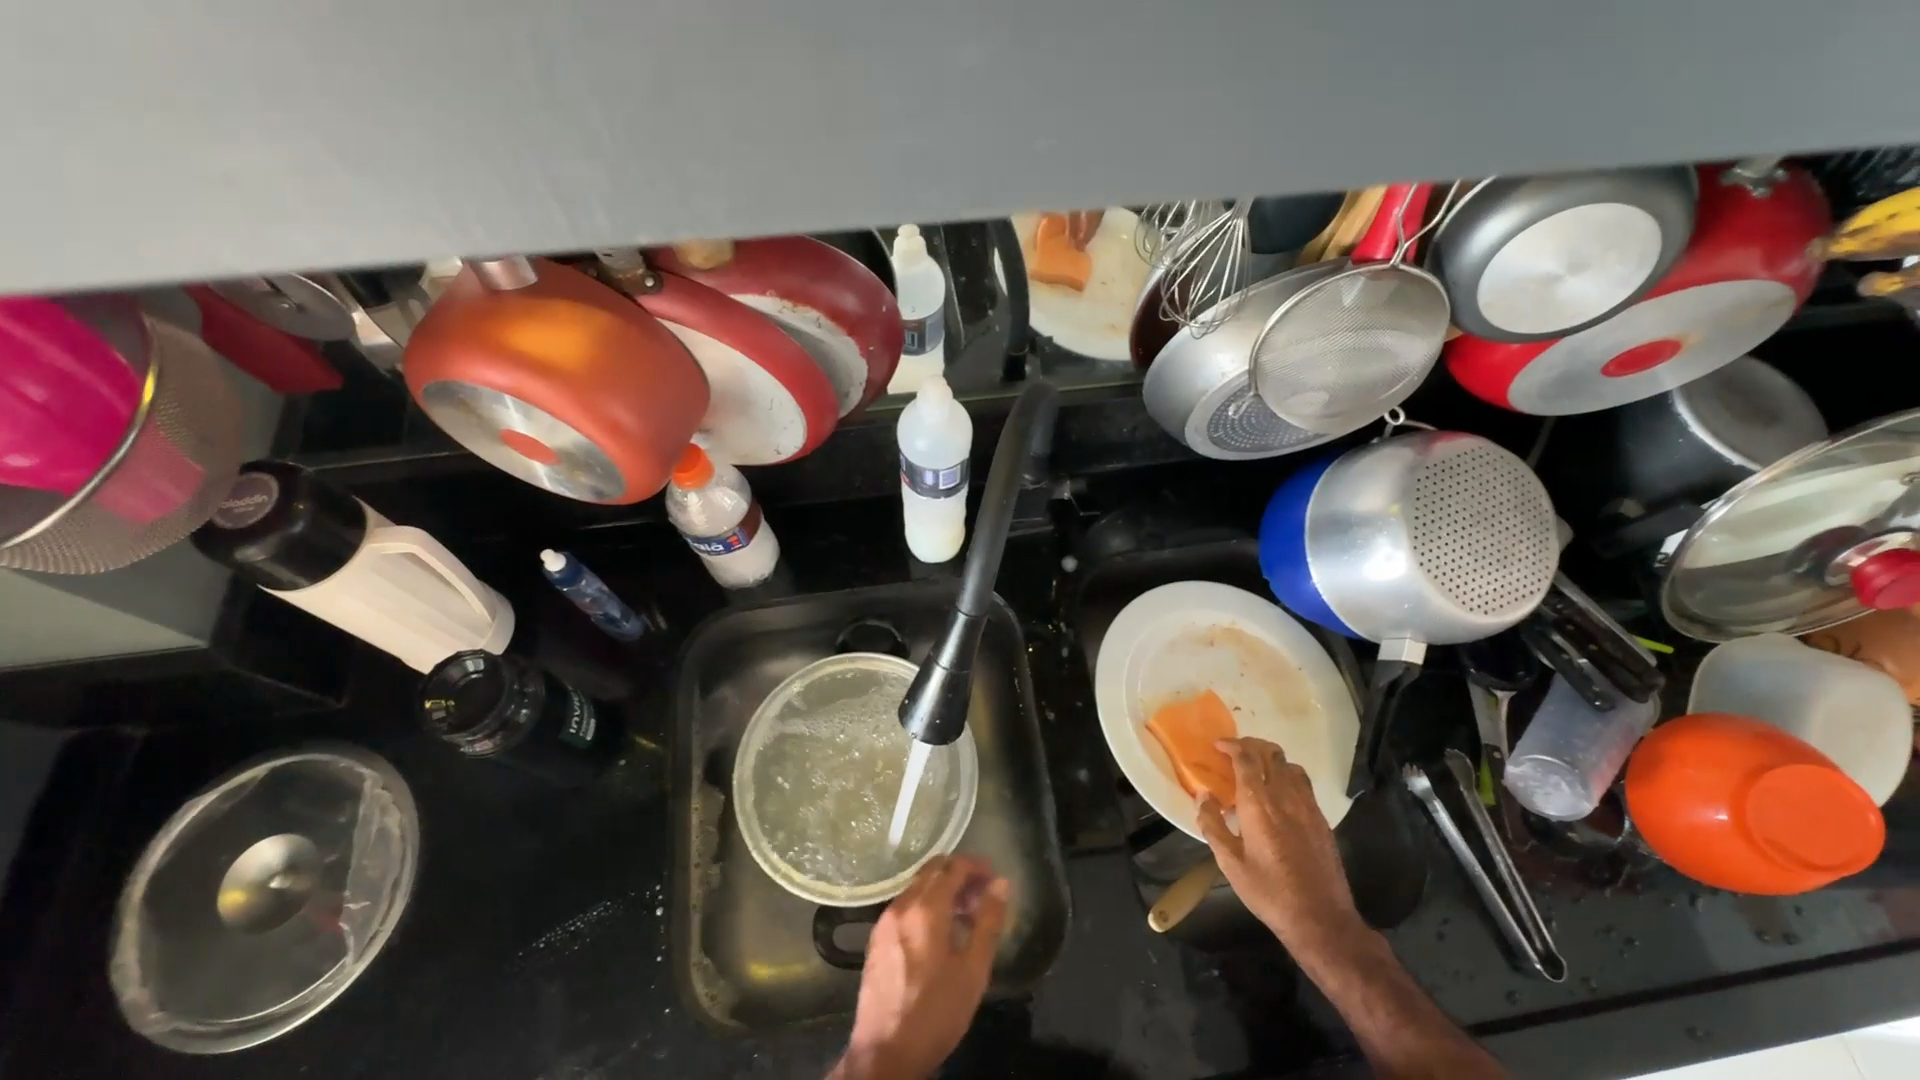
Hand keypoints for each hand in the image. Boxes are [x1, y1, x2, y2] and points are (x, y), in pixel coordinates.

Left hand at [832, 855, 1010, 1079]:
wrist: (885, 1052)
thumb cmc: (936, 1012)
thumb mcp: (973, 970)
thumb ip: (988, 922)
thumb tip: (1001, 884)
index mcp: (925, 909)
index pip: (952, 867)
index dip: (976, 866)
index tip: (994, 878)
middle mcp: (900, 906)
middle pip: (931, 872)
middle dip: (959, 875)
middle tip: (983, 895)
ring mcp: (884, 922)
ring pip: (916, 889)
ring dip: (942, 891)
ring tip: (967, 916)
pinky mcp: (876, 940)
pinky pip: (904, 907)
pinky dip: (925, 906)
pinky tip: (940, 933)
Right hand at [1197, 737, 1363, 948]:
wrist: (1320, 917)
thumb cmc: (1268, 891)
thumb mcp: (1229, 863)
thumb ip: (1213, 825)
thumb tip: (1203, 796)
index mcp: (1258, 805)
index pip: (1246, 758)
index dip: (1231, 745)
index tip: (1218, 745)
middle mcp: (1285, 797)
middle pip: (1271, 754)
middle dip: (1250, 746)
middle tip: (1234, 753)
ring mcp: (1307, 806)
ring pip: (1290, 765)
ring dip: (1270, 759)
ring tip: (1256, 770)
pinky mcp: (1321, 819)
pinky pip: (1303, 783)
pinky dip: (1286, 775)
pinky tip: (1278, 794)